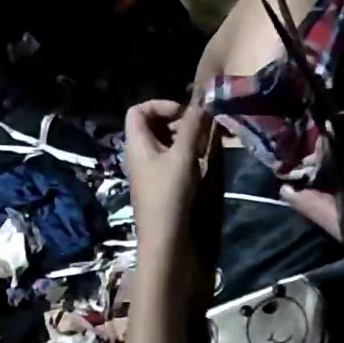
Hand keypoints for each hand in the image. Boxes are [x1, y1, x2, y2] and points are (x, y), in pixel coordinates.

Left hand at [124, 96, 219, 262]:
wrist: (165, 240)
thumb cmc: (170, 195)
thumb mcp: (183, 157)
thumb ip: (192, 128)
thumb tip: (202, 102)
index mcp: (137, 144)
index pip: (138, 110)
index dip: (161, 105)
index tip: (185, 114)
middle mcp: (140, 155)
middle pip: (154, 126)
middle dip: (179, 122)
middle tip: (201, 130)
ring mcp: (150, 172)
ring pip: (166, 144)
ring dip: (186, 139)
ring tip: (206, 146)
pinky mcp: (161, 186)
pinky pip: (171, 161)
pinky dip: (186, 156)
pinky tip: (203, 163)